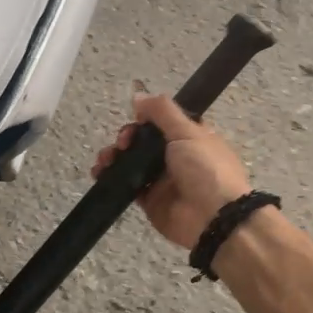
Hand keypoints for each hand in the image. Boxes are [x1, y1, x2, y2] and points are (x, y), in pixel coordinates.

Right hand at [91, 94, 251, 249]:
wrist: (213, 217)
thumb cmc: (205, 169)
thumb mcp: (188, 132)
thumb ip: (162, 112)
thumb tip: (137, 95)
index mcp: (191, 138)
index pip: (162, 123)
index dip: (145, 119)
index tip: (135, 121)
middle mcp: (175, 157)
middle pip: (142, 141)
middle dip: (125, 139)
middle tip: (121, 144)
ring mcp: (161, 180)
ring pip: (131, 162)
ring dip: (114, 157)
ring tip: (104, 161)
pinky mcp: (149, 200)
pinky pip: (125, 186)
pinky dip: (111, 178)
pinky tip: (100, 174)